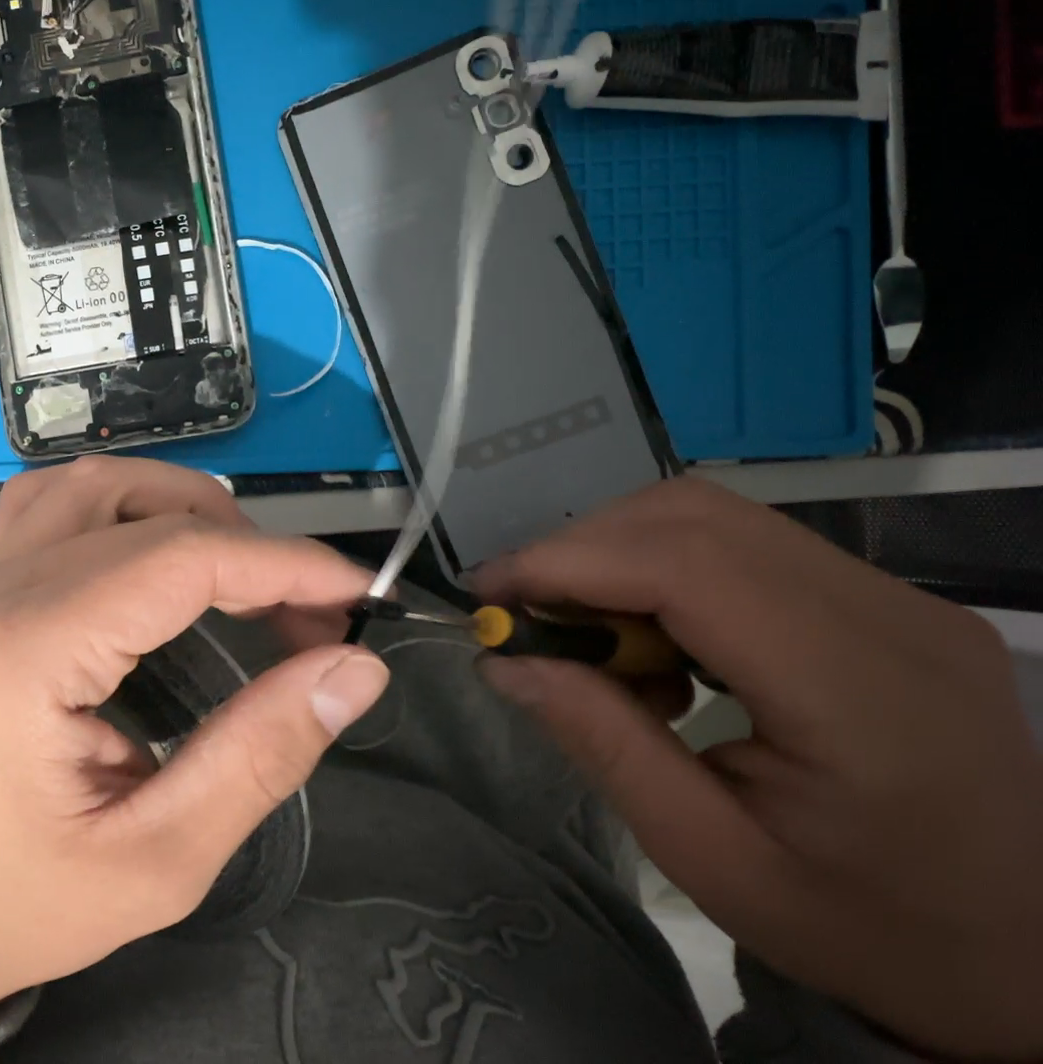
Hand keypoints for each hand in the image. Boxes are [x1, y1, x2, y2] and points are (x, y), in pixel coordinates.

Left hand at [0, 458, 390, 1014]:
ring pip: (91, 488)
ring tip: (242, 576)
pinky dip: (121, 511)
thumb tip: (354, 668)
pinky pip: (49, 509)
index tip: (359, 596)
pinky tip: (156, 558)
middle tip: (308, 618)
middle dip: (246, 548)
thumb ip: (259, 755)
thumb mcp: (158, 860)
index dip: (282, 565)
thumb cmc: (25, 902)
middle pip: (142, 513)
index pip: (178, 559)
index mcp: (27, 653)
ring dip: (180, 509)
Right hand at [473, 478, 1042, 1059]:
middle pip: (696, 518)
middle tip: (522, 618)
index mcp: (862, 693)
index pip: (688, 567)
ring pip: (714, 519)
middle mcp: (893, 616)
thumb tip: (502, 661)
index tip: (485, 596)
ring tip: (586, 639)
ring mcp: (900, 600)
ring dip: (617, 557)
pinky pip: (743, 547)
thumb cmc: (861, 925)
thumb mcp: (707, 855)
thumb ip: (602, 742)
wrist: (1024, 956)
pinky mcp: (887, 603)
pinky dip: (661, 573)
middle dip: (580, 551)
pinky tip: (654, 646)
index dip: (567, 562)